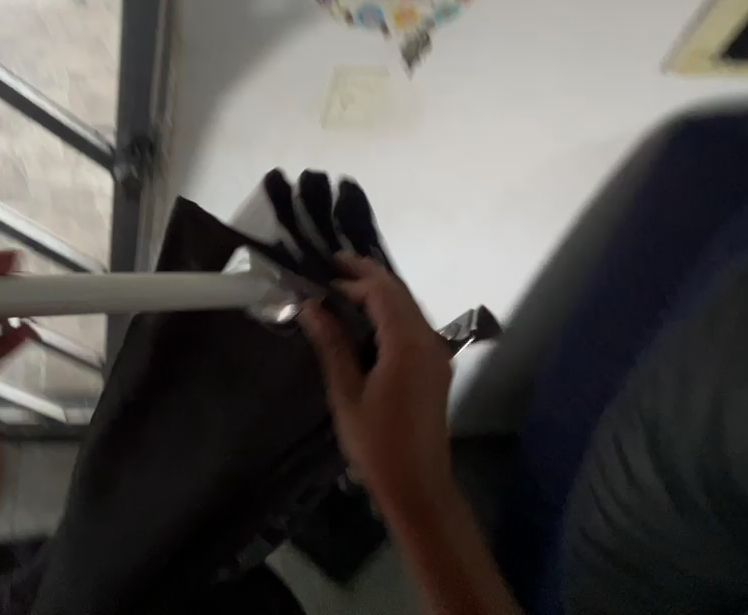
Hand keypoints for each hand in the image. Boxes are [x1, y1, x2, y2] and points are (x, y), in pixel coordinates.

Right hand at [302, 256, 520, 613]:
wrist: (418, 486)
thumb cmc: (377, 442)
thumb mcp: (346, 392)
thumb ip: (331, 344)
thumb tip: (311, 305)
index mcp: (407, 345)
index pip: (381, 293)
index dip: (352, 279)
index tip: (321, 275)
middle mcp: (428, 341)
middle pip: (399, 292)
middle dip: (368, 273)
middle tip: (334, 261)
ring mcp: (436, 353)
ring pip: (409, 304)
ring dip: (380, 289)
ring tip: (346, 280)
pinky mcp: (435, 365)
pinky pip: (413, 321)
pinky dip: (391, 307)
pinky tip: (369, 312)